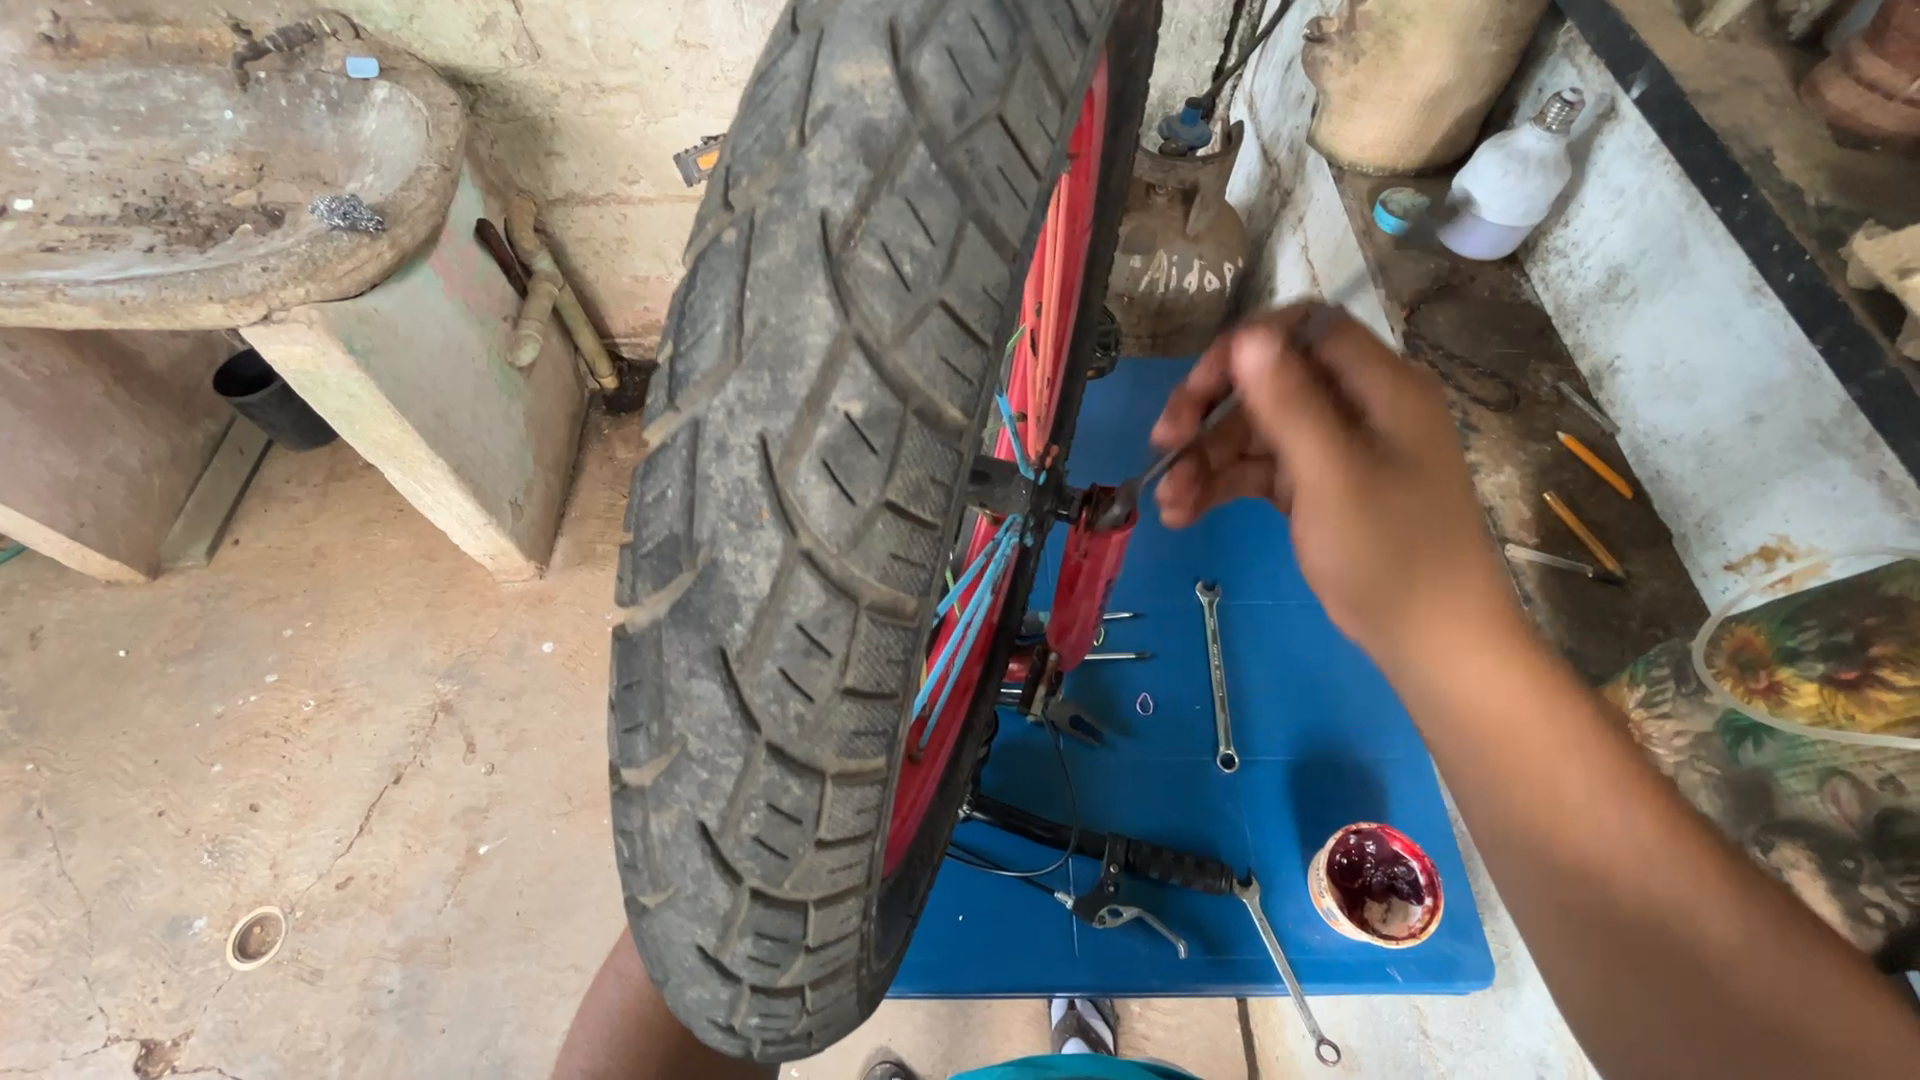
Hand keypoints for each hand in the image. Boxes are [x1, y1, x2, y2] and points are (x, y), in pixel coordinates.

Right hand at [1150, 305, 1522, 663]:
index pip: (1303, 330)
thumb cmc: (1391, 551)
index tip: (1197, 389)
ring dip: (1205, 461)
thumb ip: (1289, 403)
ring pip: (1253, 431)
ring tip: (1168, 502)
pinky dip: (1220, 487)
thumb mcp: (1333, 474)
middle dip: (1209, 412)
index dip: (1244, 347)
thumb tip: (1247, 335)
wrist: (1429, 637)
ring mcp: (1333, 449)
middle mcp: (1354, 407)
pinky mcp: (1315, 487)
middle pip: (1267, 382)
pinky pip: (1257, 471)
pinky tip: (1184, 514)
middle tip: (1164, 445)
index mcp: (1378, 386)